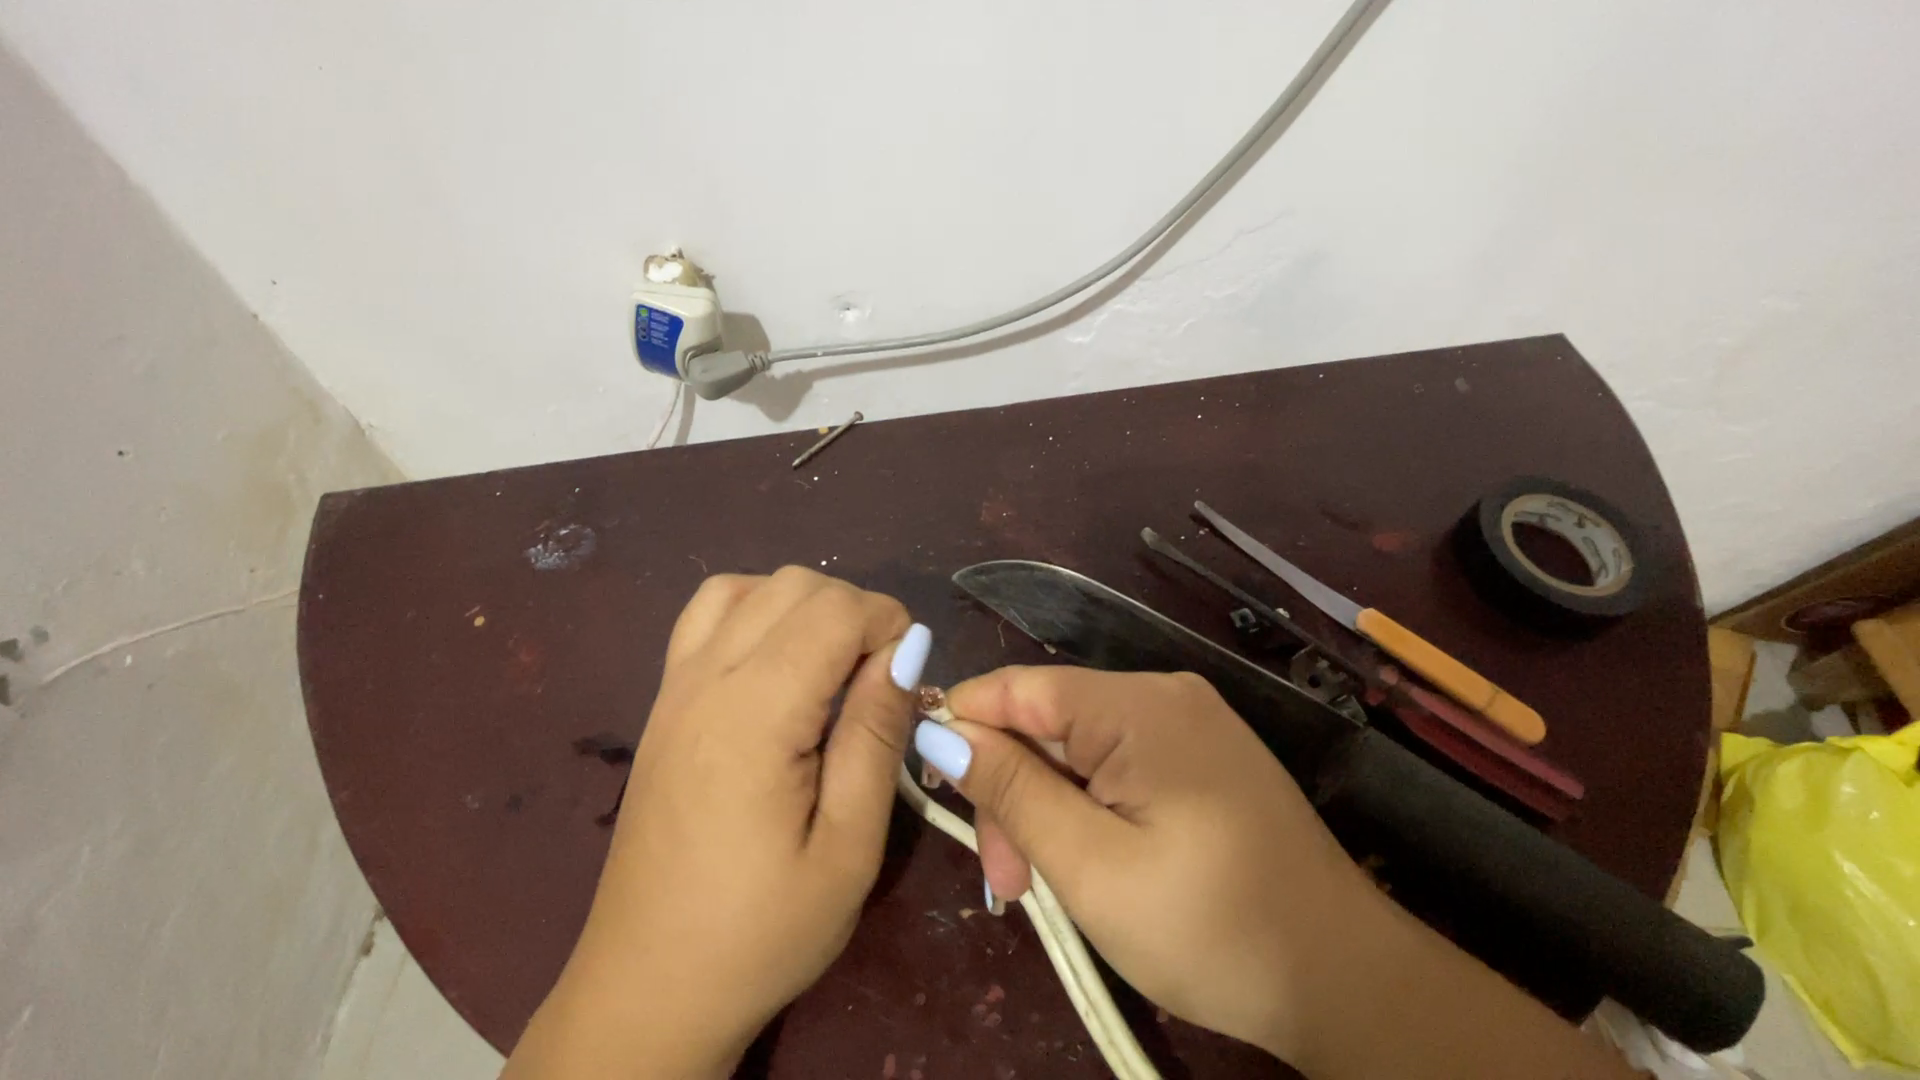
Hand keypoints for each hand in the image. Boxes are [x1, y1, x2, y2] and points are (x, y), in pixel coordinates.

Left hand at [505, 568, 929, 1078]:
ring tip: (831, 669)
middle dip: (854, 612)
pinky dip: (754, 612)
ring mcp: (673, 688)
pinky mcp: (661, 706)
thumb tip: (906, 651)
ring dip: (803, 606)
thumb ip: (875, 736)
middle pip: (793, 585)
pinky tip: (778, 666)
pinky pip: (705, 617)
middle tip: (879, 683)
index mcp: (754, 715)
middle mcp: (705, 680)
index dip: (889, 624)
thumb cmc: (762, 931)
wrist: (649, 986)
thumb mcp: (848, 847)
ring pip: (745, 586)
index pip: (833, 609)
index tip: (909, 681)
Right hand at [925, 666, 1379, 1060]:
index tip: (939, 799)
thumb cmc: (1210, 928)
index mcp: (1137, 706)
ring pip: (1077, 748)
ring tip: (1045, 886)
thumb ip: (1012, 790)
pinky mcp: (1202, 758)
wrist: (1343, 978)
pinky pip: (1116, 764)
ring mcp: (1189, 725)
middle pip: (1046, 722)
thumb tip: (941, 730)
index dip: (964, 728)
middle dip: (1013, 792)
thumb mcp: (1091, 866)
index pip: (1016, 687)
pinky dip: (1086, 809)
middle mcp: (1162, 695)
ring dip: (1047, 809)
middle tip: (1008, 883)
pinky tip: (1089, 860)